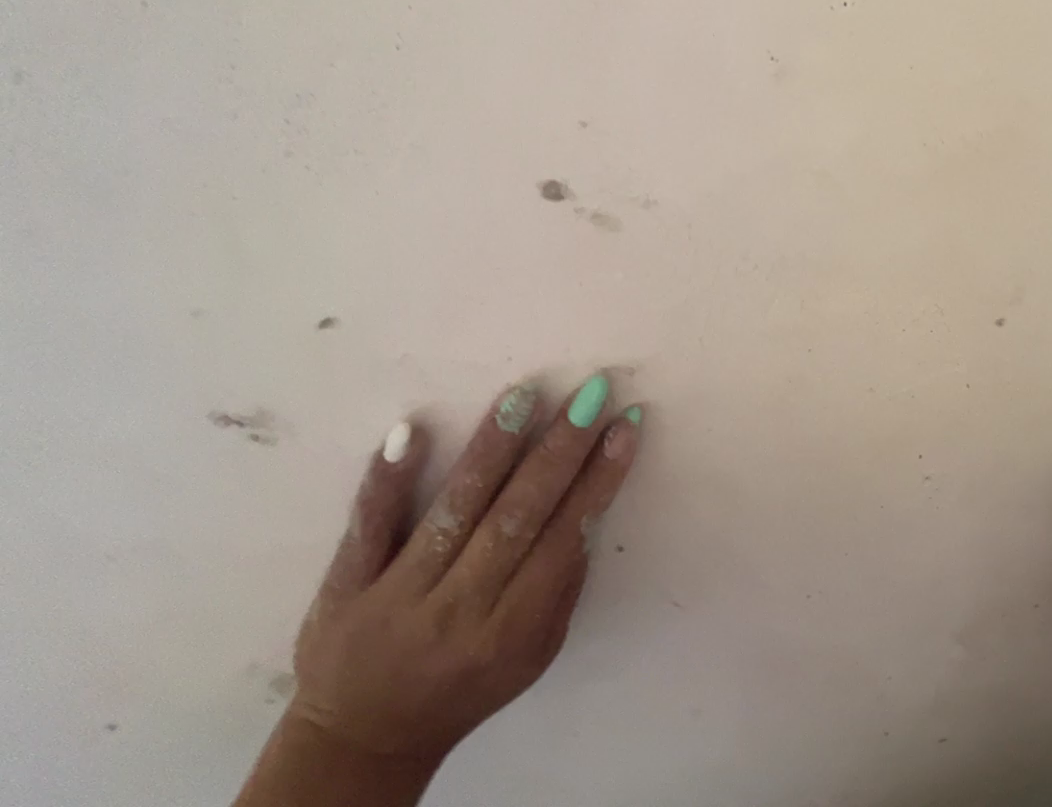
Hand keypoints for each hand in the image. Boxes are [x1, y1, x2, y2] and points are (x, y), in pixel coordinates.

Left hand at [280, 374, 641, 766]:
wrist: (360, 741)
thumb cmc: (467, 689)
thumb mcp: (534, 655)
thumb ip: (561, 587)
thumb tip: (585, 511)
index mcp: (511, 628)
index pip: (564, 536)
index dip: (599, 478)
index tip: (624, 424)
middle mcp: (459, 607)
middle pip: (517, 515)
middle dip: (560, 449)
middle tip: (591, 393)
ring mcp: (397, 595)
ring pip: (454, 510)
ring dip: (492, 450)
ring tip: (524, 395)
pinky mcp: (344, 586)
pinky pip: (368, 527)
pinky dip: (387, 480)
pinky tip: (410, 430)